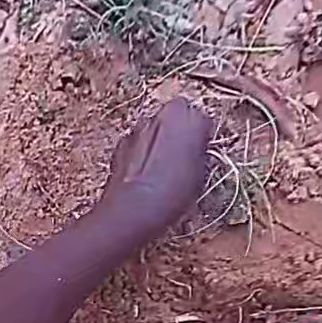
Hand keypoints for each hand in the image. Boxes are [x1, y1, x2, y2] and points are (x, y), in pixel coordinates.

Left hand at [93, 97, 213, 229]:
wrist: (135, 209)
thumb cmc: (174, 193)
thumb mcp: (200, 175)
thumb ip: (199, 153)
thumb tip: (195, 153)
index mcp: (190, 116)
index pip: (201, 120)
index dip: (199, 139)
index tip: (197, 156)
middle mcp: (163, 113)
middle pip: (174, 118)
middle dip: (176, 134)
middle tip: (179, 161)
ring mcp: (139, 126)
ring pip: (153, 130)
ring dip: (156, 143)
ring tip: (159, 172)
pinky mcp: (120, 143)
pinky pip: (135, 144)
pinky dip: (139, 154)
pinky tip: (142, 176)